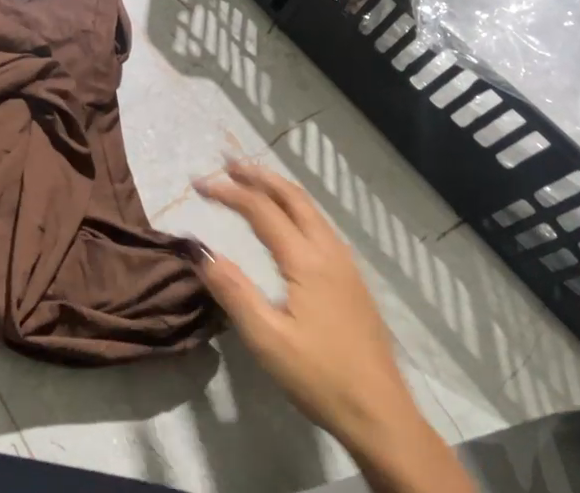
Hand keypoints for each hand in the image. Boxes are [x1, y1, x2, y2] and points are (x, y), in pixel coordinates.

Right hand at [193, 160, 451, 483]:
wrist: (382, 416)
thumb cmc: (319, 377)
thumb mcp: (266, 338)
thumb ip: (232, 290)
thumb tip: (198, 249)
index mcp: (308, 262)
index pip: (262, 210)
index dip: (229, 192)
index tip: (198, 184)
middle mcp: (330, 255)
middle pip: (294, 199)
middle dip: (260, 176)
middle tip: (227, 162)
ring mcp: (347, 269)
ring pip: (312, 211)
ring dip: (279, 190)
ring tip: (252, 181)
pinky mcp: (353, 284)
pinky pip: (321, 228)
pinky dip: (296, 209)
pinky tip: (288, 223)